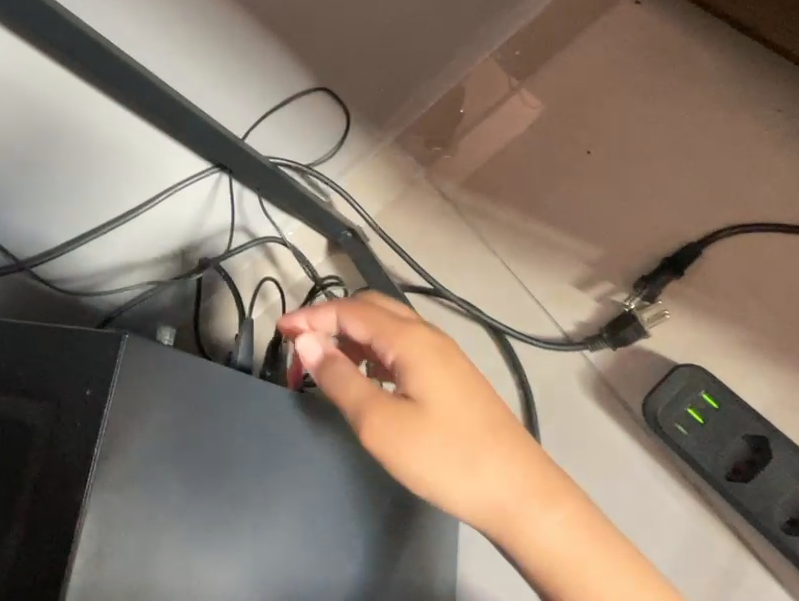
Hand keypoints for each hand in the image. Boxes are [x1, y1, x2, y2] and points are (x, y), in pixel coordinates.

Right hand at [276, 291, 565, 536]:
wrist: (519, 492)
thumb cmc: (444, 456)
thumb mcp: (379, 423)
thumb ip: (339, 377)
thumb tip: (306, 340)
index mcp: (408, 338)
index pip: (349, 309)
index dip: (311, 316)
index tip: (279, 330)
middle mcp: (427, 335)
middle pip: (370, 307)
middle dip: (330, 318)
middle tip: (300, 345)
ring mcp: (443, 354)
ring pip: (388, 326)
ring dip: (352, 334)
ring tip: (324, 362)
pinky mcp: (451, 375)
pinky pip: (402, 346)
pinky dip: (373, 350)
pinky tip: (364, 378)